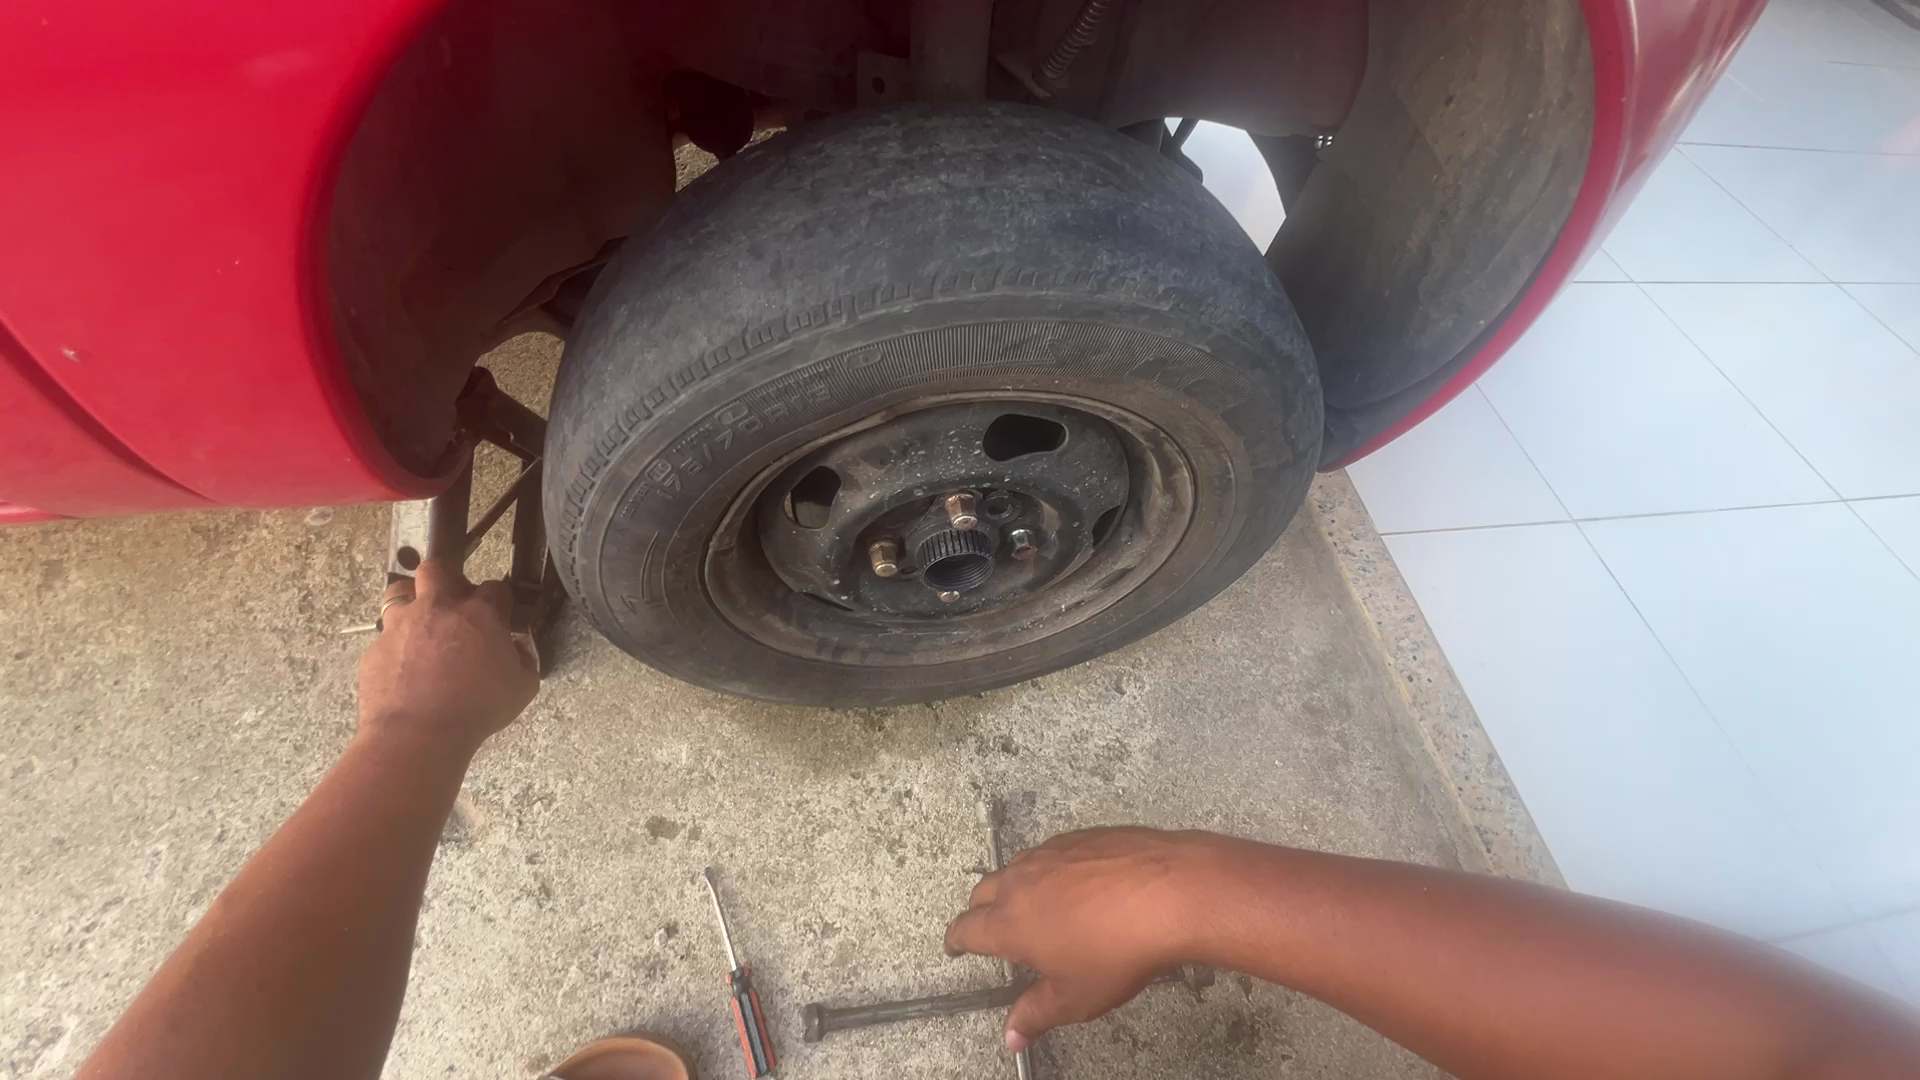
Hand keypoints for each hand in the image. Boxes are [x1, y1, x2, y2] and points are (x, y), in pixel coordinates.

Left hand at [355, 560, 539, 753]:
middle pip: (436, 569)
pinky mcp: (375, 649)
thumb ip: (523, 660)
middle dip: (446, 575)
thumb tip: (515, 651)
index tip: (500, 611)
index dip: (499, 598)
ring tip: (423, 626)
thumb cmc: (477, 707)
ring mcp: (401, 626)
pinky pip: (386, 636)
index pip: (495, 586)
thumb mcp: (523, 685)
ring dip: (413, 604)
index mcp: (481, 614)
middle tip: (454, 597)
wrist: (418, 734)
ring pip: (399, 594)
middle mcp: (439, 609)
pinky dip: (398, 644)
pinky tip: (407, 666)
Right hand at [943, 827, 1228, 1050]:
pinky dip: (1049, 870)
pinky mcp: (1078, 836)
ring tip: (1033, 907)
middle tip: (990, 929)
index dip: (956, 939)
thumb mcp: (1075, 997)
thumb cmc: (1115, 951)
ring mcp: (1049, 852)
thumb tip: (1010, 1035)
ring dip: (1014, 887)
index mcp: (1010, 921)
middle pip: (984, 891)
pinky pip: (1050, 853)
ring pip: (1016, 868)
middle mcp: (1020, 879)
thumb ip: (1036, 1014)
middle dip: (980, 910)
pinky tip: (1075, 885)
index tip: (954, 945)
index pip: (967, 928)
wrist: (1163, 891)